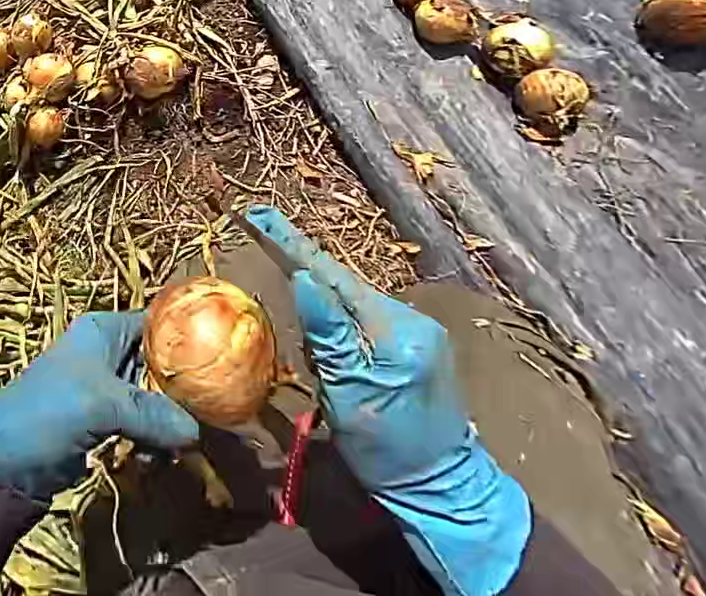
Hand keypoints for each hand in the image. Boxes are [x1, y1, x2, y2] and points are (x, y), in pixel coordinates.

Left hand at [0, 310, 198, 500]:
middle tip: (212, 402)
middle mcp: (107, 351)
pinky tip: (165, 454)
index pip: (154, 320)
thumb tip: (194, 430)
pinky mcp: (103, 417)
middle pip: (157, 357)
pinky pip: (140, 418)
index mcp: (103, 330)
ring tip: (190, 435)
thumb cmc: (49, 411)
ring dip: (169, 413)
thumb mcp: (100, 405)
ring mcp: (105, 385)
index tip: (218, 349)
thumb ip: (149, 413)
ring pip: (151, 391)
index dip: (184, 332)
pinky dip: (154, 433)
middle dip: (182, 381)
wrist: (4, 459)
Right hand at [244, 205, 530, 595]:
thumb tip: (302, 277)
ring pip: (352, 303)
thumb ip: (327, 333)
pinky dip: (342, 329)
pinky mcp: (416, 342)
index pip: (331, 275)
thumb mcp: (348, 394)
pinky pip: (365, 319)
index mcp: (393, 329)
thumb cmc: (389, 450)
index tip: (259, 214)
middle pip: (342, 284)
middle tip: (277, 285)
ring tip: (322, 360)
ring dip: (325, 315)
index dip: (291, 243)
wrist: (446, 491)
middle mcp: (410, 318)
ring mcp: (417, 329)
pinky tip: (339, 357)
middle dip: (306, 281)